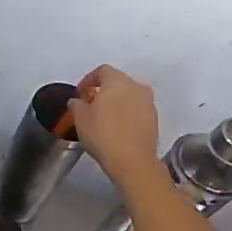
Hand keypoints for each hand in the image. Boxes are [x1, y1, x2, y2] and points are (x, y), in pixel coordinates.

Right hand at [69, 65, 160, 186]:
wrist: (132, 159)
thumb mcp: (80, 119)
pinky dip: (126, 113)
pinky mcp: (154, 118)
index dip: (88, 80)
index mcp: (117, 81)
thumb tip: (77, 101)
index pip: (102, 71)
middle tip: (91, 105)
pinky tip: (117, 128)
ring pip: (129, 95)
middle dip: (103, 91)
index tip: (79, 94)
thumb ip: (77, 104)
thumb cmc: (102, 134)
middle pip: (117, 82)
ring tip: (104, 118)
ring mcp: (148, 102)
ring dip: (116, 102)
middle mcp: (136, 86)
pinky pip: (137, 109)